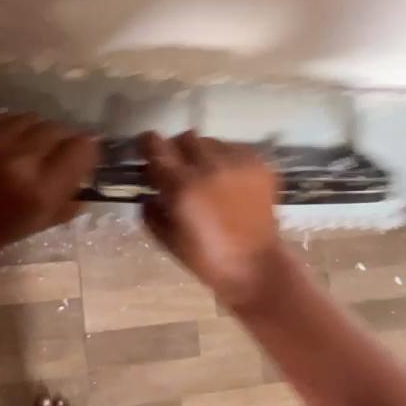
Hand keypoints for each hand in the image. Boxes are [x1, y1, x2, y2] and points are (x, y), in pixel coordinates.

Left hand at [0, 112, 96, 262]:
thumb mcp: (40, 224)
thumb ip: (69, 199)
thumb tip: (88, 173)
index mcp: (40, 189)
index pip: (82, 147)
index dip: (85, 149)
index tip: (80, 154)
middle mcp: (19, 159)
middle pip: (57, 128)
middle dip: (58, 140)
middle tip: (48, 154)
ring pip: (31, 118)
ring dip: (32, 132)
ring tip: (22, 148)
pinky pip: (3, 116)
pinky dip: (7, 128)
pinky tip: (0, 144)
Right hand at [138, 132, 288, 306]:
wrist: (256, 267)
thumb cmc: (207, 259)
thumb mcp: (167, 239)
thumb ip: (150, 209)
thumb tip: (148, 190)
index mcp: (183, 186)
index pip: (156, 145)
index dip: (147, 144)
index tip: (146, 150)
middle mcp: (210, 167)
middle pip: (185, 138)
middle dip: (178, 151)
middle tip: (180, 169)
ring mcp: (238, 163)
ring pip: (211, 142)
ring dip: (204, 155)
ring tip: (208, 176)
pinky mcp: (260, 166)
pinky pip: (236, 149)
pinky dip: (228, 160)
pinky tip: (230, 180)